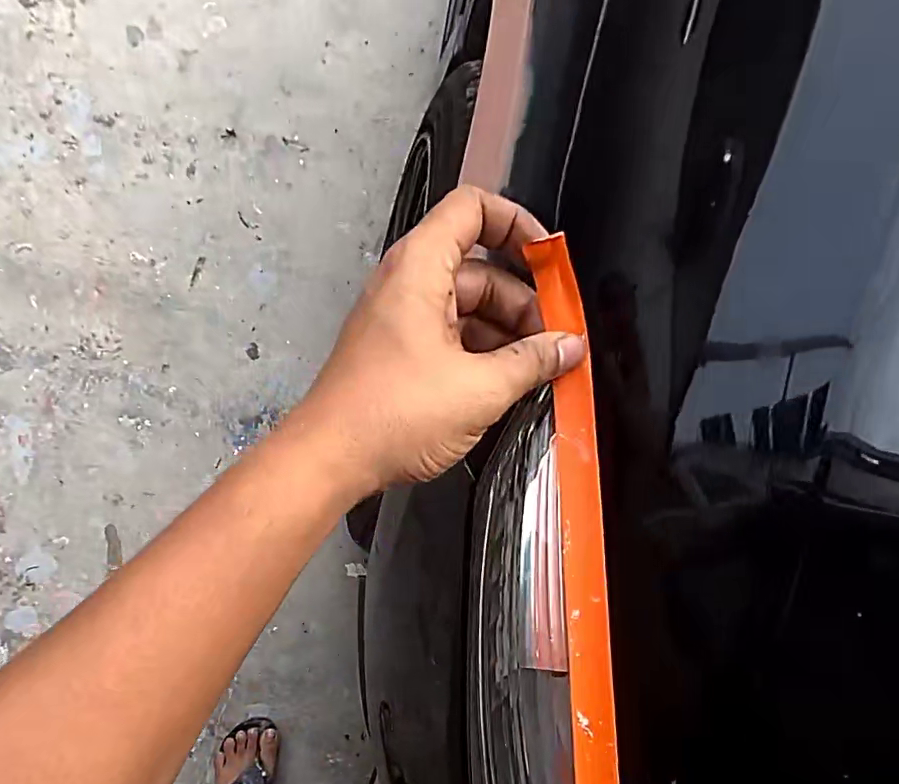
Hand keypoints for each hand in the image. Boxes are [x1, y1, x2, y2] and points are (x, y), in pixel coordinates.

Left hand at [284, 186, 586, 497]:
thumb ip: (532, 362)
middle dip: (524, 304)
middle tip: (555, 340)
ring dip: (506, 337)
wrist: (332, 459)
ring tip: (535, 371)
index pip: (474, 209)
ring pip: (468, 311)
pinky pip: (450, 340)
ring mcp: (401, 323)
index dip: (518, 225)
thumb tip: (565, 348)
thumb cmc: (384, 417)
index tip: (549, 260)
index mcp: (420, 269)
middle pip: (481, 271)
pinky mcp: (400, 357)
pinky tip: (504, 386)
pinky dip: (481, 356)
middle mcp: (406, 288)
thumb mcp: (479, 389)